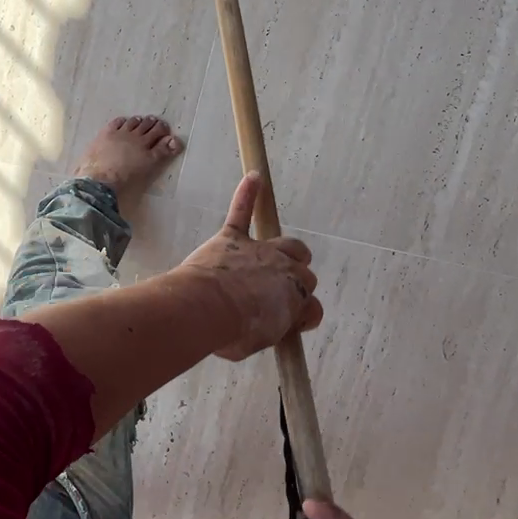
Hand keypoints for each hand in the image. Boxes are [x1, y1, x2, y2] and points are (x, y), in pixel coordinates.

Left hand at [178, 172, 322, 360]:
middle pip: (303, 271)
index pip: (311, 307)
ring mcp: (259, 251)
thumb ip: (273, 329)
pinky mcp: (232, 238)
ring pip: (287, 244)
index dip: (299, 315)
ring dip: (287, 250)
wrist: (206, 307)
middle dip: (295, 281)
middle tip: (274, 293)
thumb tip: (270, 325)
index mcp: (296, 299)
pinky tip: (254, 176)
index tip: (287, 323)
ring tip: (278, 256)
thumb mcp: (262, 342)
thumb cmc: (233, 331)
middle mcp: (285, 270)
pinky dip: (247, 194)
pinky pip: (242, 211)